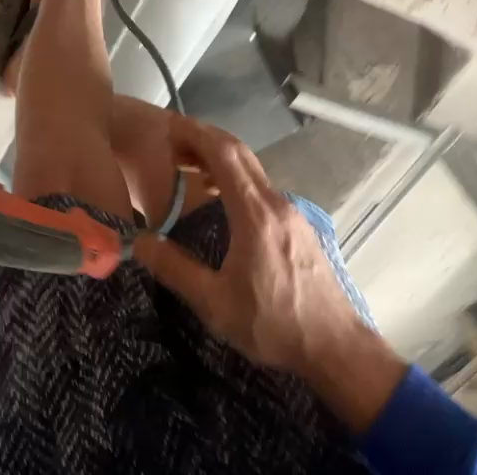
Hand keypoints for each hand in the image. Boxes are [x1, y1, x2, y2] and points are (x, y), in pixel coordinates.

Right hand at [134, 118, 407, 431]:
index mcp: (255, 213)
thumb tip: (139, 242)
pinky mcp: (298, 227)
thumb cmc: (274, 325)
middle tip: (170, 143)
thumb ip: (175, 269)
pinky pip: (261, 187)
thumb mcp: (215, 304)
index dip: (194, 133)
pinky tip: (219, 198)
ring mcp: (291, 213)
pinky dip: (235, 177)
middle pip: (239, 153)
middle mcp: (275, 203)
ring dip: (219, 158)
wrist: (337, 348)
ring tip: (187, 167)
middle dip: (203, 139)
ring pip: (252, 169)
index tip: (167, 128)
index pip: (224, 153)